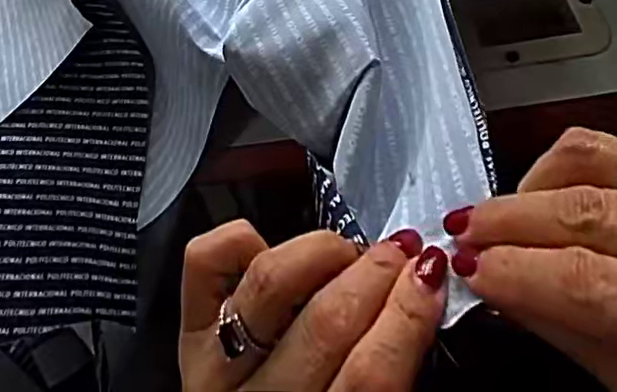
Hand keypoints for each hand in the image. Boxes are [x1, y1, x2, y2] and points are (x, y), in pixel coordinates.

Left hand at [180, 221, 449, 390]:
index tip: (428, 276)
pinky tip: (270, 245)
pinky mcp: (187, 323)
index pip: (369, 379)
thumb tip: (420, 293)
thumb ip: (384, 372)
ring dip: (321, 252)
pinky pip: (206, 261)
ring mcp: (212, 360)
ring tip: (349, 248)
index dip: (404, 319)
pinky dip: (242, 238)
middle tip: (400, 251)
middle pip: (323, 326)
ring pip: (270, 284)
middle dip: (371, 276)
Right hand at [445, 128, 616, 391]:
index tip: (461, 269)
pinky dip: (564, 163)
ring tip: (498, 219)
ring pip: (594, 161)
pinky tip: (546, 195)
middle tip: (457, 237)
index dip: (513, 272)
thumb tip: (497, 285)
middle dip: (505, 222)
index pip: (596, 284)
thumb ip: (583, 339)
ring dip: (527, 185)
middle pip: (588, 212)